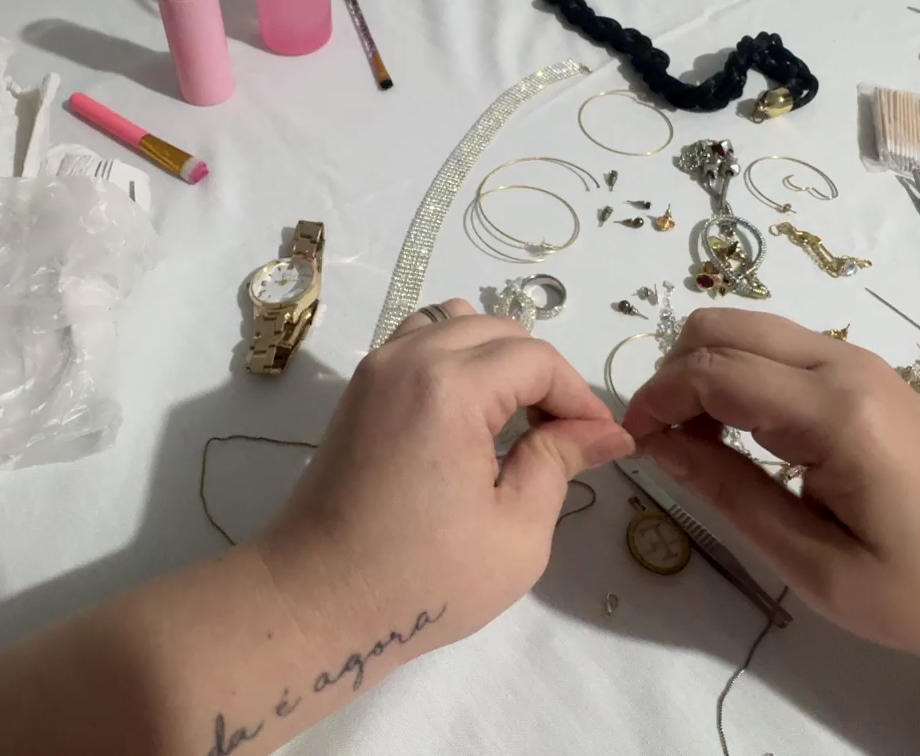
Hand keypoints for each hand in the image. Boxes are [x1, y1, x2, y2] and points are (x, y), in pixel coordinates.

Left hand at [256, 299, 633, 669]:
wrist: (315, 596)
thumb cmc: (420, 579)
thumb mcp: (514, 531)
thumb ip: (559, 461)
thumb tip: (605, 432)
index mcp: (450, 387)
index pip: (537, 359)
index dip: (578, 395)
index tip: (601, 440)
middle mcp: (410, 356)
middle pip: (501, 331)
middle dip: (543, 375)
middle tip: (563, 434)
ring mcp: (379, 363)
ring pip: (459, 322)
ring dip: (498, 356)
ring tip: (514, 414)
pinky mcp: (362, 382)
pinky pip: (421, 336)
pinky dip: (456, 353)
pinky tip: (467, 406)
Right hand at [622, 307, 919, 668]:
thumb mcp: (819, 568)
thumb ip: (729, 495)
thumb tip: (657, 444)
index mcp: (835, 413)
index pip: (712, 370)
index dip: (657, 398)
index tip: (635, 442)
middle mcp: (842, 364)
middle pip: (719, 325)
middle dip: (673, 373)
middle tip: (668, 439)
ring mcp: (856, 360)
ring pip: (743, 326)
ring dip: (702, 369)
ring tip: (703, 438)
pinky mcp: (862, 371)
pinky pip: (772, 345)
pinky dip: (735, 371)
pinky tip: (745, 430)